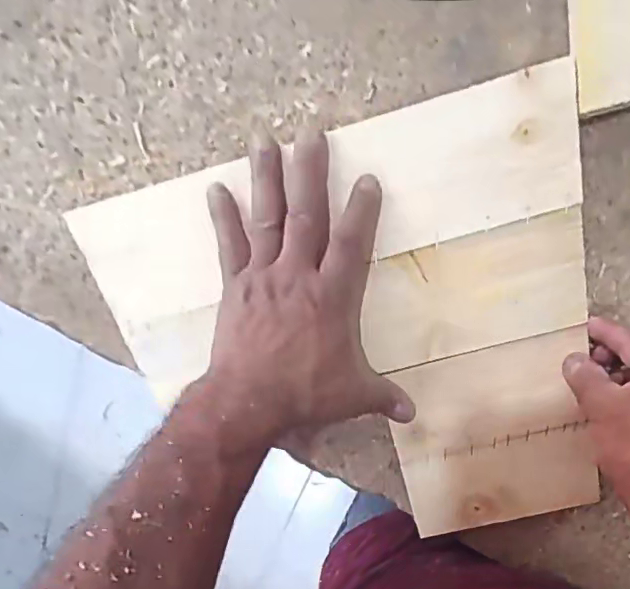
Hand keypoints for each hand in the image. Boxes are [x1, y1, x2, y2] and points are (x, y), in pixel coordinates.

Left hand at [191, 131, 413, 456]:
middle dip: (311, 172)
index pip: (351, 243)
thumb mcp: (355, 396)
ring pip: (268, 219)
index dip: (362, 211)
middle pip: (307, 215)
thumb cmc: (308, 394)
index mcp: (334, 298)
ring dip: (268, 179)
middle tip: (312, 133)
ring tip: (267, 141)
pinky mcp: (236, 288)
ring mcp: (264, 278)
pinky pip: (230, 246)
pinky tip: (218, 190)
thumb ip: (384, 396)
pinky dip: (224, 218)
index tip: (367, 180)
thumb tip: (411, 413)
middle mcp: (299, 277)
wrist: (250, 400)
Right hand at [562, 317, 629, 506]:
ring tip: (599, 376)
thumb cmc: (628, 447)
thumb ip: (586, 375)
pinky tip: (615, 391)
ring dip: (625, 363)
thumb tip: (574, 359)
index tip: (584, 327)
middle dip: (616, 347)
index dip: (605, 332)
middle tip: (589, 356)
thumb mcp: (601, 407)